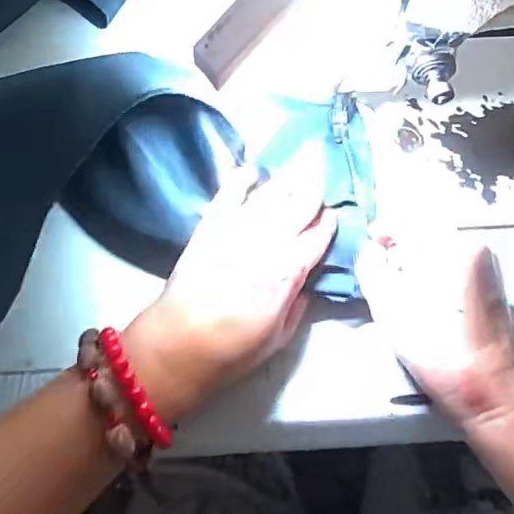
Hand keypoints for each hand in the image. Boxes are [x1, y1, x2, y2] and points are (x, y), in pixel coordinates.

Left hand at [124, 165, 336, 421]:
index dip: (329, 223)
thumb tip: (304, 283)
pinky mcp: (212, 222)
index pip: (319, 235)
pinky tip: (254, 171)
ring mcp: (238, 226)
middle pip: (301, 202)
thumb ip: (297, 304)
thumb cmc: (233, 349)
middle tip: (323, 176)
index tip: (334, 215)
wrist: (179, 342)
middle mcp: (268, 239)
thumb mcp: (279, 336)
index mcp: (289, 269)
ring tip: (303, 164)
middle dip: (315, 188)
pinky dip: (243, 177)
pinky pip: (231, 191)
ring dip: (290, 177)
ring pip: (272, 192)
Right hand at [355, 223, 513, 430]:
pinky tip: (427, 300)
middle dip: (398, 251)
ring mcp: (486, 261)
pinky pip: (452, 262)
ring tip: (403, 292)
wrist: (491, 391)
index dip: (378, 234)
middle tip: (383, 278)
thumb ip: (370, 266)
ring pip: (436, 248)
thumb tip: (369, 248)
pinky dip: (434, 273)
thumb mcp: (388, 307)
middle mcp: (472, 243)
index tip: (368, 254)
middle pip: (420, 233)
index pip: (402, 221)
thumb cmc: (437, 349)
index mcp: (449, 245)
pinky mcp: (491, 280)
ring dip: (415, 263)